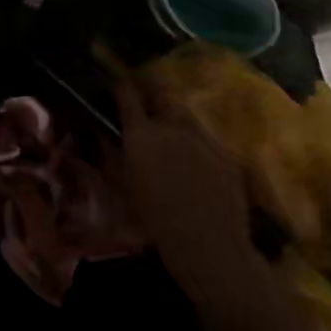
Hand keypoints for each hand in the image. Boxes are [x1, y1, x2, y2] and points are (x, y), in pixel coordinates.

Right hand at [114, 77, 252, 265]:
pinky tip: (200, 168)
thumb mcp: (123, 186)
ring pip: (187, 118)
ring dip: (178, 123)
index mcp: (141, 133)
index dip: (122, 87)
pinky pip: (209, 142)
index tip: (119, 85)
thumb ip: (112, 154)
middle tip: (151, 108)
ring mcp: (203, 138)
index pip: (127, 94)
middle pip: (163, 96)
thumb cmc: (155, 219)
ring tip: (177, 140)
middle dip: (155, 97)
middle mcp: (171, 127)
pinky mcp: (227, 154)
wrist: (209, 244)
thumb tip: (104, 134)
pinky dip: (200, 148)